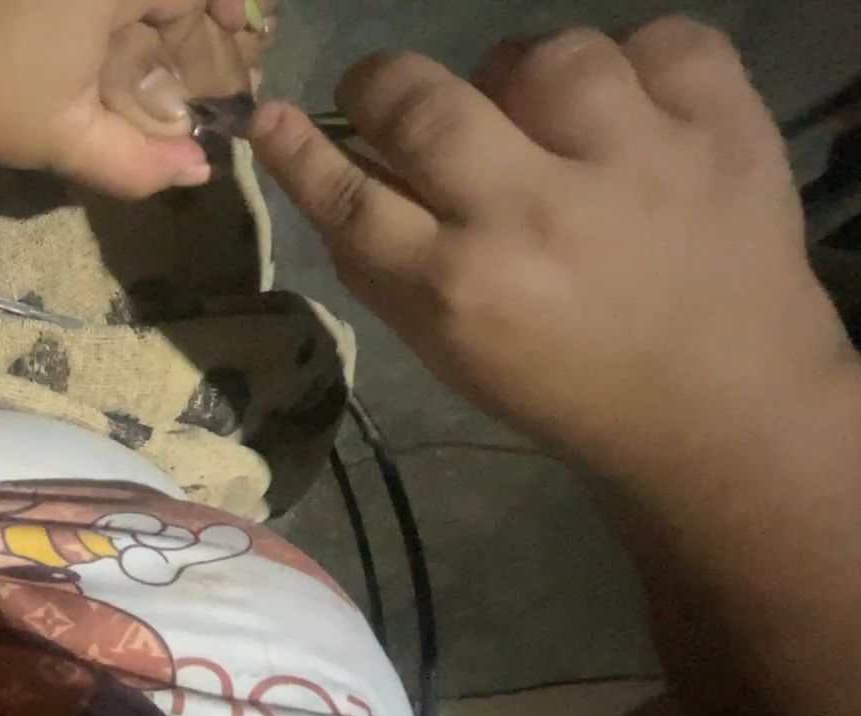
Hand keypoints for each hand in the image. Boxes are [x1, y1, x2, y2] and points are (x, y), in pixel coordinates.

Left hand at [0, 0, 259, 197]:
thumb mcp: (64, 138)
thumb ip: (136, 163)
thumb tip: (198, 173)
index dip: (229, 18)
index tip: (232, 53)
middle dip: (183, 14)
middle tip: (183, 56)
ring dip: (140, 15)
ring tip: (133, 54)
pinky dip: (96, 12)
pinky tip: (85, 38)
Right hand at [250, 18, 853, 470]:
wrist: (706, 397)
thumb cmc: (541, 379)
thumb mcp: (436, 342)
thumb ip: (379, 265)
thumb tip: (337, 183)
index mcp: (453, 284)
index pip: (352, 201)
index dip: (300, 153)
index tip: (268, 117)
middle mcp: (530, 214)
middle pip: (427, 109)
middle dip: (380, 82)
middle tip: (373, 88)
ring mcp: (634, 161)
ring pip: (543, 55)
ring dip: (507, 73)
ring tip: (518, 107)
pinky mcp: (724, 126)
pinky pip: (658, 40)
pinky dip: (620, 61)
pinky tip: (612, 105)